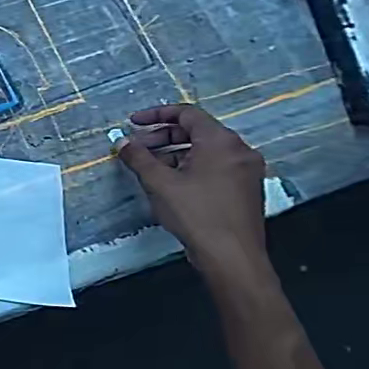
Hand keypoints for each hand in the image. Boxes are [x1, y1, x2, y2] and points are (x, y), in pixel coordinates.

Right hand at [113, 104, 268, 269]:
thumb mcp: (158, 182)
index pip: (188, 114)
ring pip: (205, 149)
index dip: (157, 115)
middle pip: (197, 131)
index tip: (133, 122)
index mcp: (221, 142)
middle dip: (163, 136)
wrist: (231, 254)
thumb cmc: (194, 212)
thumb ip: (138, 157)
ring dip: (174, 152)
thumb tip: (122, 141)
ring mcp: (246, 169)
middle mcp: (239, 150)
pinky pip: (215, 165)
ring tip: (149, 166)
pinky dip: (190, 165)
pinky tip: (171, 181)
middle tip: (136, 147)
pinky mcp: (245, 187)